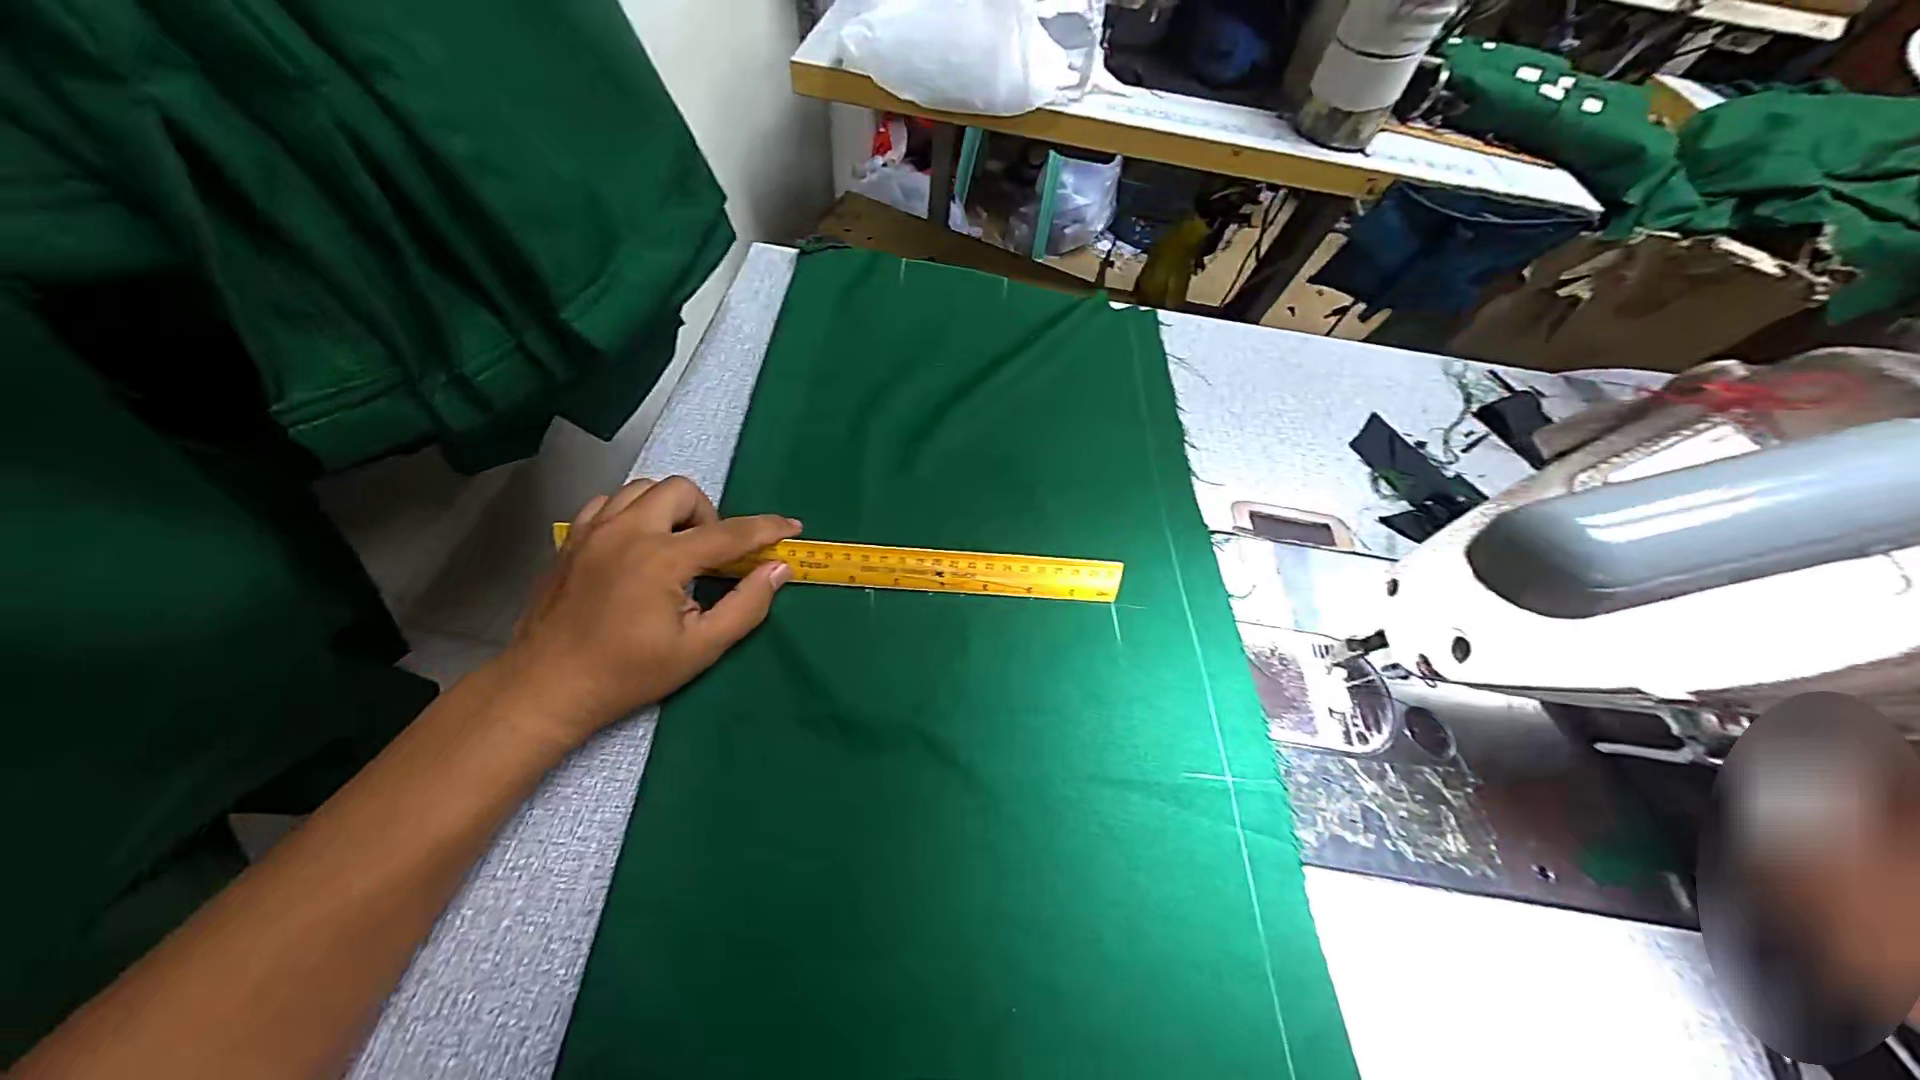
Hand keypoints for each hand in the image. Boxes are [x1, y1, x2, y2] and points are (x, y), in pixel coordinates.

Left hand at [500, 476, 800, 743]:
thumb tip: (778, 569)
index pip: (729, 532)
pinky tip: (637, 545)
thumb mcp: (700, 649)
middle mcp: (627, 531)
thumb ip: (746, 605)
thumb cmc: (629, 673)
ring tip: (675, 547)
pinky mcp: (571, 539)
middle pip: (682, 490)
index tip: (791, 526)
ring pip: (643, 488)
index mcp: (662, 559)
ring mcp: (593, 530)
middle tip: (711, 556)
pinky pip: (609, 502)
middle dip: (709, 516)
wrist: (548, 687)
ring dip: (670, 509)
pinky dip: (632, 512)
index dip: (767, 528)